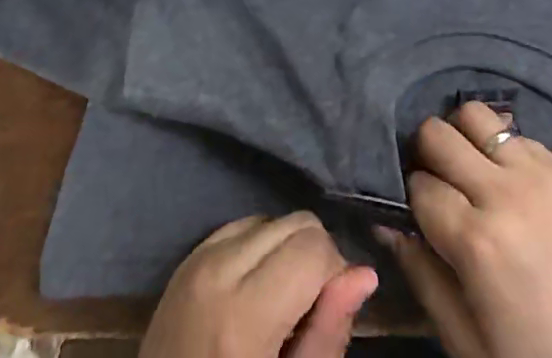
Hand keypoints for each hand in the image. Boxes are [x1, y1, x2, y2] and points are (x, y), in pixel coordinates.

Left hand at [140, 212, 378, 357]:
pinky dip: (260, 246)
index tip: (327, 313)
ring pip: (273, 219)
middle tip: (308, 309)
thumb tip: (365, 273)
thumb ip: (328, 333)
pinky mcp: (186, 257)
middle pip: (297, 222)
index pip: (314, 247)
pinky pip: (242, 225)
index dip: (335, 275)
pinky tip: (256, 286)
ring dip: (288, 249)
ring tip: (280, 300)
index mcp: (243, 313)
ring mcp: (197, 259)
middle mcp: (217, 270)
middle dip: (315, 256)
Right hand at [380, 102, 551, 357]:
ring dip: (461, 137)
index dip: (409, 198)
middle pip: (439, 135)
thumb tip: (386, 223)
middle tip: (435, 184)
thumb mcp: (464, 337)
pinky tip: (502, 176)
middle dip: (426, 155)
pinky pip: (514, 133)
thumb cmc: (532, 355)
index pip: (418, 185)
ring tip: (465, 169)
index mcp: (476, 241)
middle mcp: (505, 193)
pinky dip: (497, 146)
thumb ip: (421, 273)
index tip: (416, 214)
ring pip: (476, 115)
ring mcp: (539, 174)